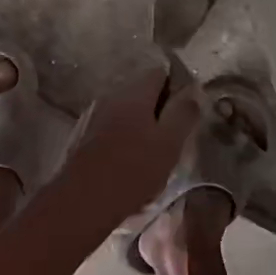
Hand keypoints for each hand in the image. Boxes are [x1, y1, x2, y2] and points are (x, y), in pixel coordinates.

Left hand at [53, 61, 202, 226]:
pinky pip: (113, 127)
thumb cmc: (133, 169)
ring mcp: (96, 115)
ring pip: (127, 110)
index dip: (177, 85)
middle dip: (159, 107)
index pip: (160, 72)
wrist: (82, 201)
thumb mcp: (169, 142)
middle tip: (174, 133)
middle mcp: (113, 96)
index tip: (187, 107)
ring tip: (154, 150)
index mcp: (135, 93)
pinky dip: (125, 136)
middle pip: (142, 91)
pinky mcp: (85, 136)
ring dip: (142, 123)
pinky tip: (131, 160)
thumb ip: (183, 113)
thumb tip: (193, 91)